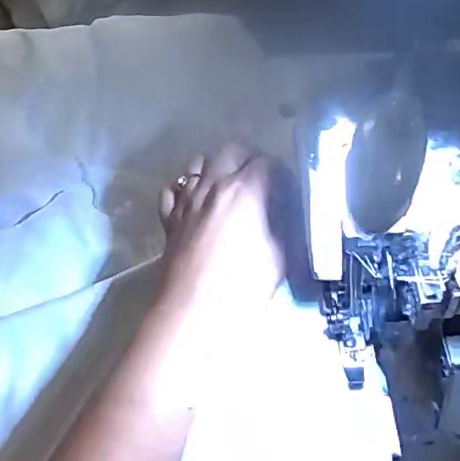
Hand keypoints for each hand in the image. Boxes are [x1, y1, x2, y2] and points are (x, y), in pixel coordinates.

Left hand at [155, 143, 283, 330]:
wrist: (197, 310)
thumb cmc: (246, 281)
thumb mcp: (283, 249)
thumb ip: (287, 222)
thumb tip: (290, 210)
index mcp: (247, 188)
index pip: (269, 162)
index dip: (283, 174)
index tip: (290, 189)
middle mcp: (215, 184)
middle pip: (232, 150)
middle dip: (249, 158)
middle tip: (261, 178)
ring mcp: (188, 199)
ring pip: (198, 163)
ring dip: (216, 167)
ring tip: (228, 185)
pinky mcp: (169, 218)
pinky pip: (174, 189)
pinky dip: (186, 189)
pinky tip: (197, 202)